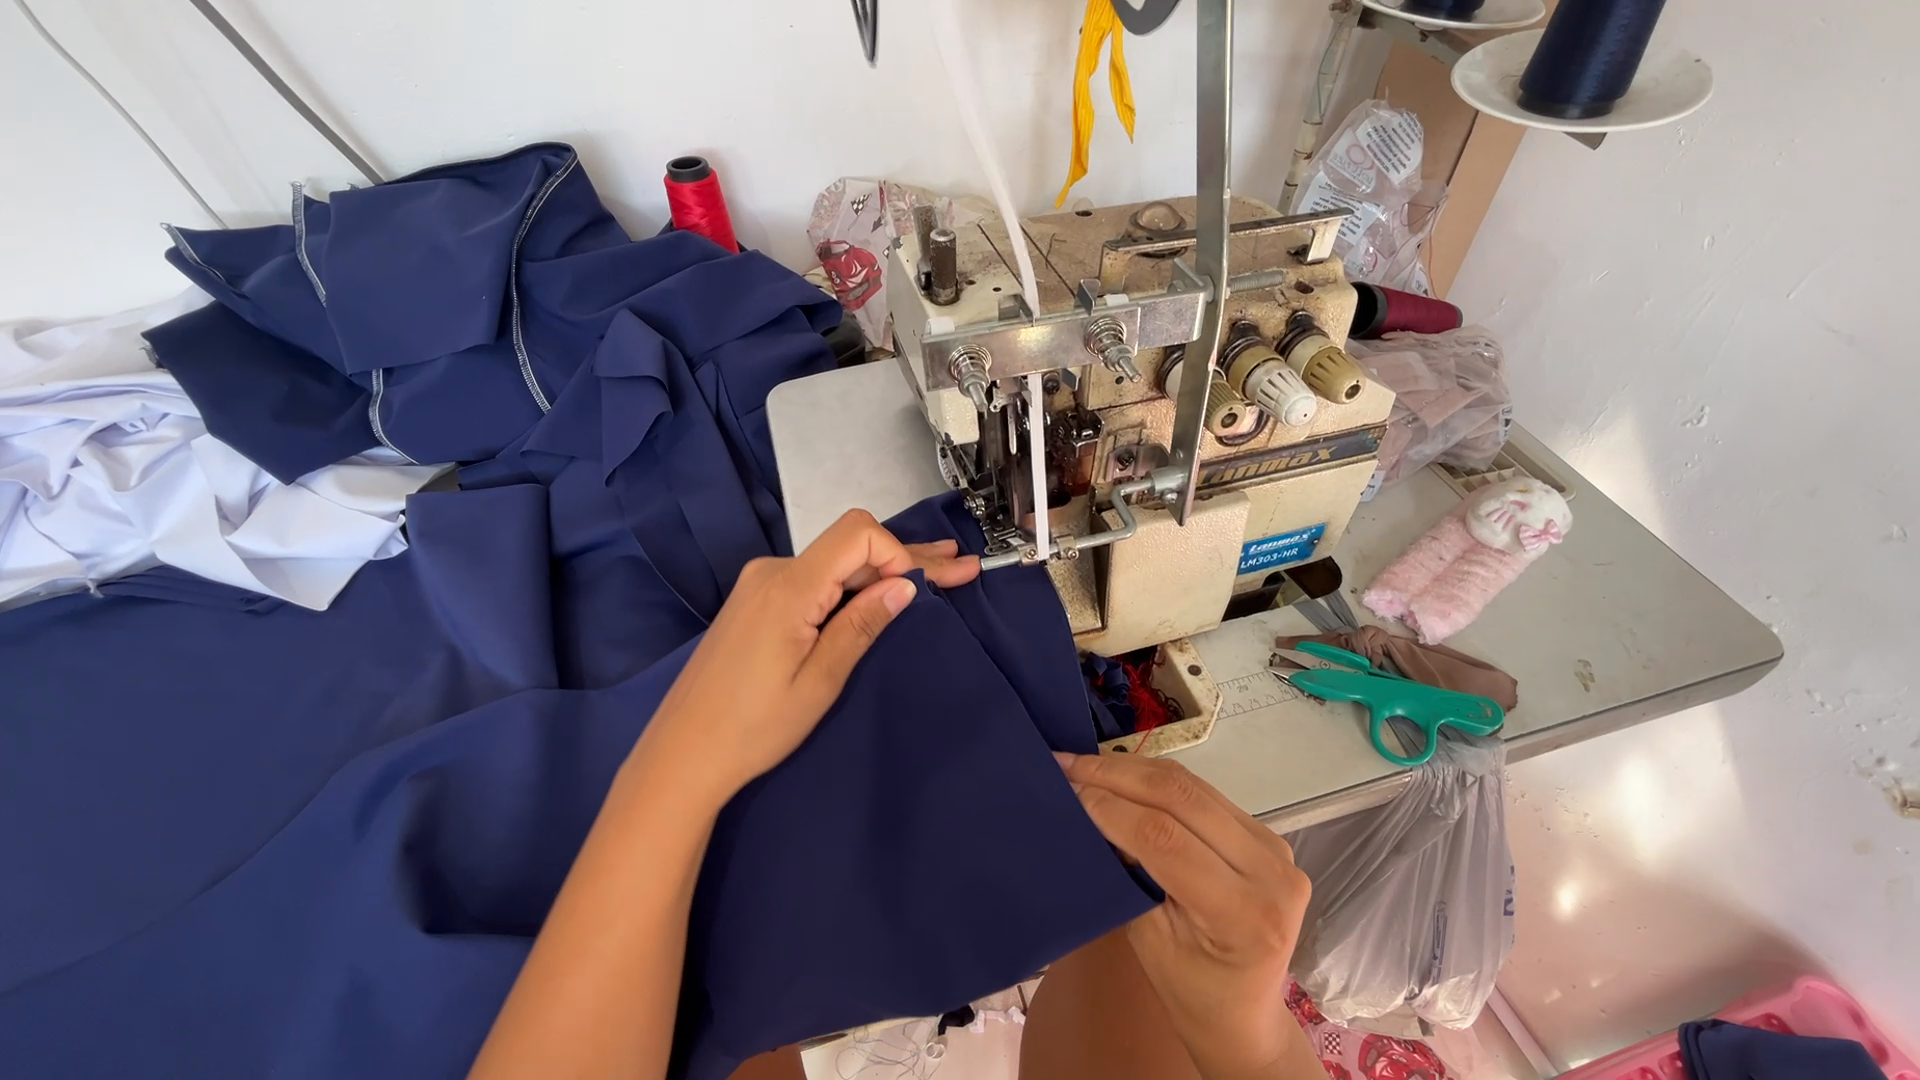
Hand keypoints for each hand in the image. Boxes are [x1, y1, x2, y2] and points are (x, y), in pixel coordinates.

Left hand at [640, 510, 979, 801]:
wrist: (683, 752)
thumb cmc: (753, 727)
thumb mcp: (819, 681)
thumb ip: (862, 625)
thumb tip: (905, 586)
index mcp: (788, 587)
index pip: (857, 534)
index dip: (898, 552)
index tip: (921, 590)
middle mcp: (773, 571)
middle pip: (850, 546)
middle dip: (907, 558)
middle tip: (960, 567)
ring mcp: (761, 584)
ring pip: (835, 563)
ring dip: (883, 570)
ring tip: (937, 570)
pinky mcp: (757, 601)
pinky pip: (815, 579)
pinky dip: (853, 584)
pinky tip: (884, 588)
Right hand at [1059, 752, 1312, 1079]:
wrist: (1245, 1013)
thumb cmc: (1188, 990)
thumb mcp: (1147, 937)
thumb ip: (1125, 870)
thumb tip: (1088, 808)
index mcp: (1242, 913)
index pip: (1164, 838)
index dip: (1109, 806)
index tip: (1063, 787)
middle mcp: (1270, 871)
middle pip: (1182, 798)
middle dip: (1115, 774)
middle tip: (1065, 763)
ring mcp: (1275, 847)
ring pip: (1192, 785)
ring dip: (1133, 768)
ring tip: (1085, 762)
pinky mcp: (1267, 834)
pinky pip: (1204, 793)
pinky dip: (1157, 780)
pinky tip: (1121, 773)